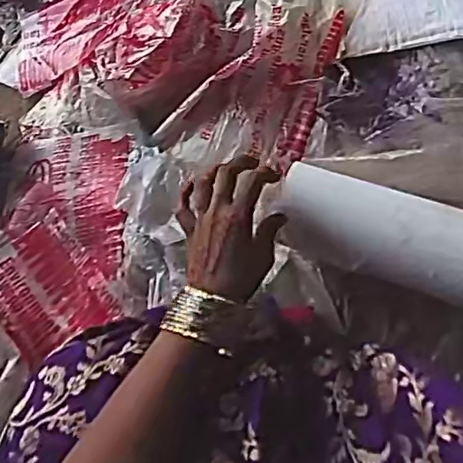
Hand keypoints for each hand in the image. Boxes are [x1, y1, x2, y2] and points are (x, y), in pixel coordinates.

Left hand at [178, 157, 284, 300]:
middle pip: (226, 174)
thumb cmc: (240, 280)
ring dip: (215, 170)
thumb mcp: (263, 255)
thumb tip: (279, 217)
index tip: (274, 175)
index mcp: (238, 216)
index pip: (253, 182)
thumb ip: (269, 230)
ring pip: (202, 183)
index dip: (266, 172)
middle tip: (252, 162)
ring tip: (226, 168)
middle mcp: (217, 211)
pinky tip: (193, 184)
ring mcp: (200, 218)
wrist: (211, 300)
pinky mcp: (189, 229)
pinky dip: (186, 191)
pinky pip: (183, 205)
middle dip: (241, 162)